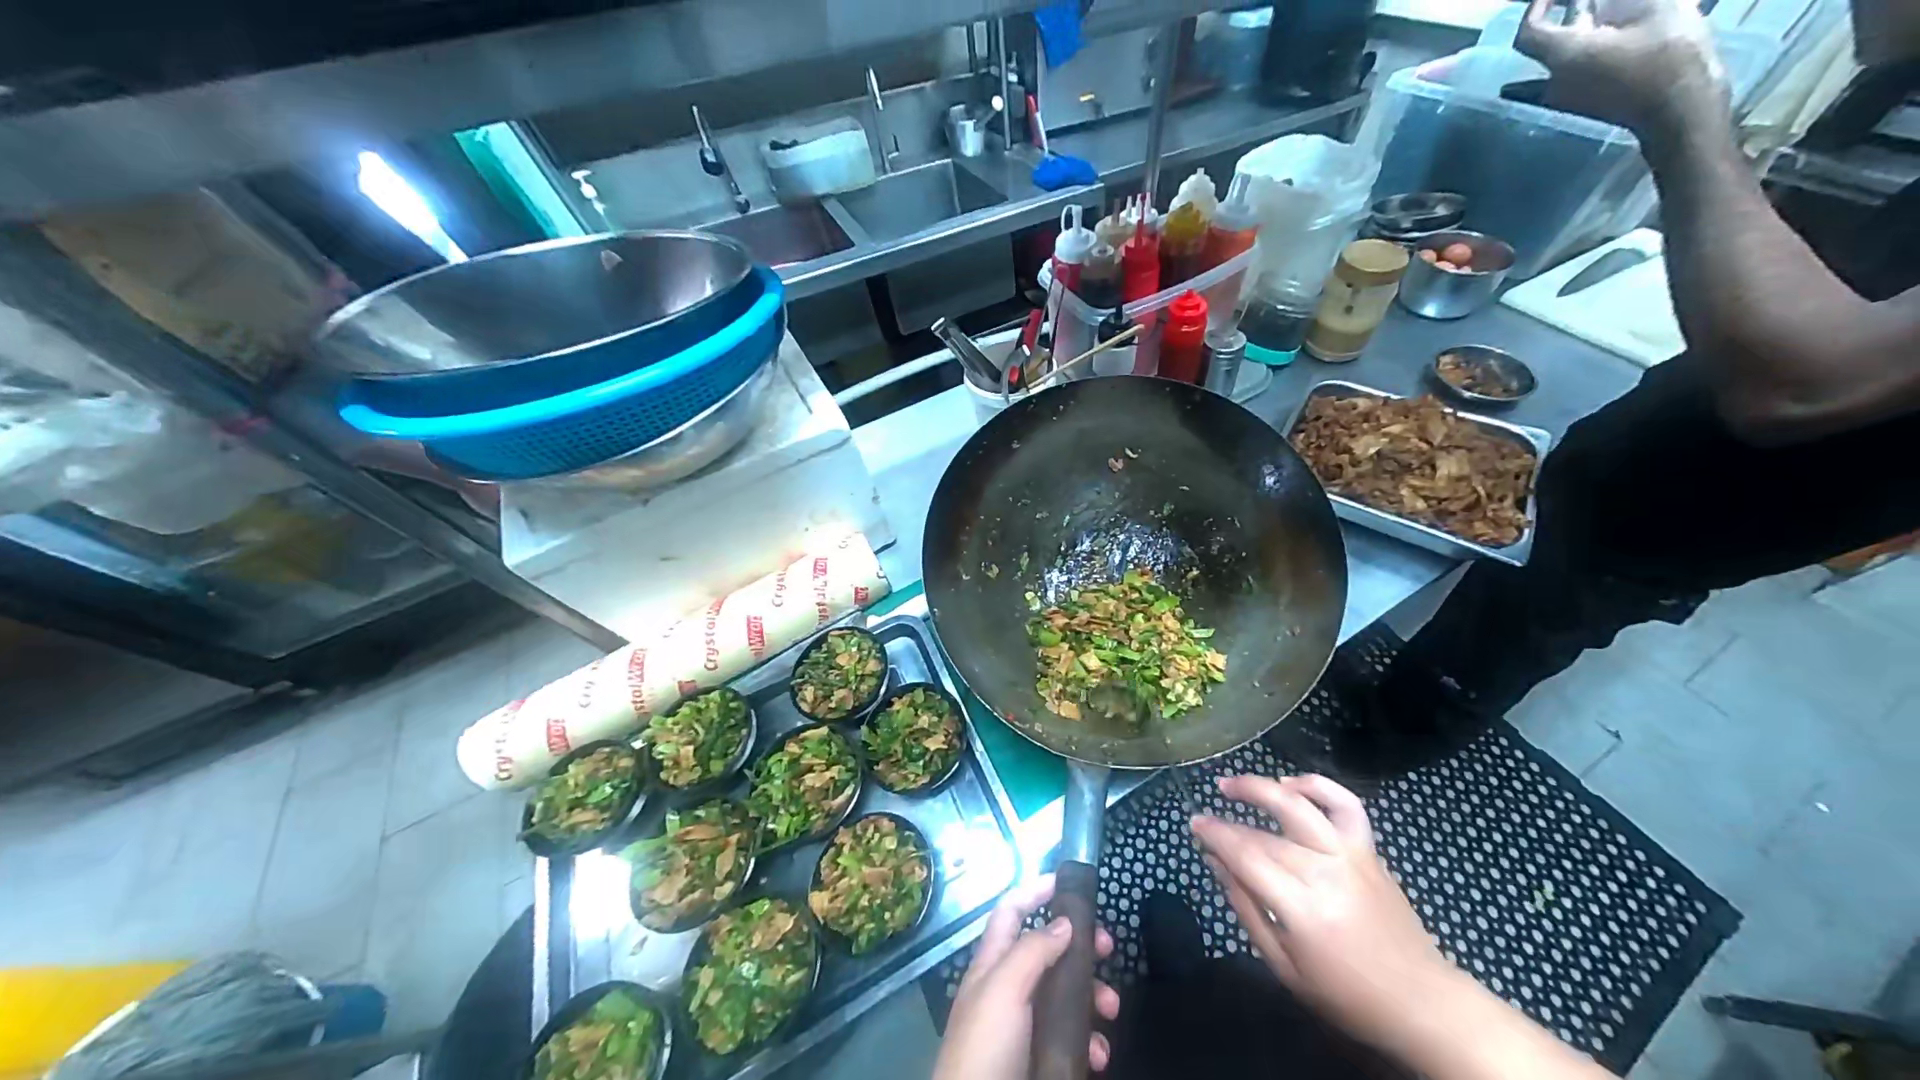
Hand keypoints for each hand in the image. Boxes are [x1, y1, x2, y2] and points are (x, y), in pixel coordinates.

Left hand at [933, 874, 1121, 1079]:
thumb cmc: (986, 1045)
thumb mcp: (1005, 988)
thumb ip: (1033, 950)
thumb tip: (1064, 922)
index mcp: (994, 963)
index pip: (1011, 911)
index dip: (1035, 891)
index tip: (1067, 882)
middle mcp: (1009, 988)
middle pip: (1048, 950)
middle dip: (1080, 945)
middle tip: (1108, 947)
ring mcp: (1024, 1025)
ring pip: (1066, 994)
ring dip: (1093, 995)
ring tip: (1111, 1010)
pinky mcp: (1039, 1058)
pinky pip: (1072, 1039)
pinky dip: (1091, 1041)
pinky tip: (1099, 1055)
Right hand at [1190, 774, 1463, 1055]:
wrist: (1422, 1001)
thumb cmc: (1346, 994)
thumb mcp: (1284, 966)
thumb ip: (1246, 908)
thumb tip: (1215, 862)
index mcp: (1303, 909)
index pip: (1246, 856)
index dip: (1215, 835)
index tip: (1194, 825)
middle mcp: (1326, 872)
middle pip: (1265, 834)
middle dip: (1228, 822)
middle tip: (1204, 817)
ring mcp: (1351, 856)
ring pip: (1300, 806)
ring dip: (1261, 787)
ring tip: (1233, 785)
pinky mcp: (1369, 851)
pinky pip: (1345, 805)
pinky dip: (1318, 786)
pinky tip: (1291, 784)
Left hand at [1515, 0, 1726, 135]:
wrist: (1678, 105)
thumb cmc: (1669, 54)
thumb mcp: (1658, 9)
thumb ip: (1625, 1)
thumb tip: (1608, 3)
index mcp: (1565, 56)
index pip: (1529, 34)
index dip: (1535, 8)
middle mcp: (1556, 78)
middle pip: (1550, 40)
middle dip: (1569, 10)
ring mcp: (1568, 92)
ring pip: (1565, 53)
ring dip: (1583, 25)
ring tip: (1608, 6)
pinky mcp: (1585, 98)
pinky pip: (1576, 68)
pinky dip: (1589, 44)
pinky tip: (1612, 28)